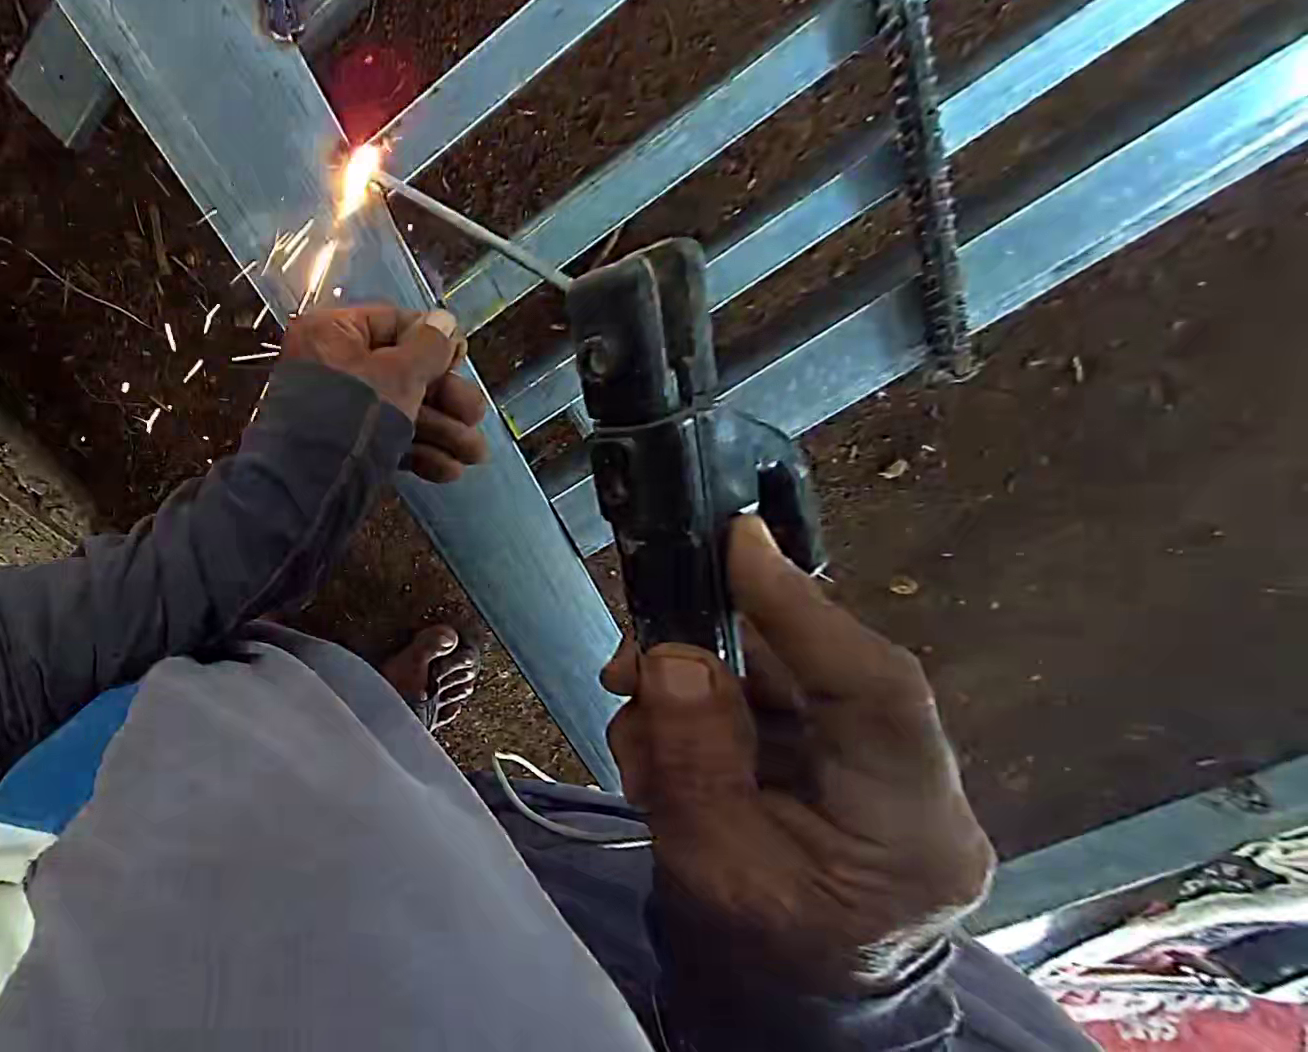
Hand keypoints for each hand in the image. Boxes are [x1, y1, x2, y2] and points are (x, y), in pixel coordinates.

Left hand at [284, 306, 488, 482]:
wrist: (306, 490)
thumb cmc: (350, 418)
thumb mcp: (398, 375)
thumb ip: (428, 347)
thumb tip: (444, 322)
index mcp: (333, 333)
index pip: (394, 324)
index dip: (433, 342)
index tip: (462, 359)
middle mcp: (333, 367)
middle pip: (404, 372)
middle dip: (447, 400)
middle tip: (475, 415)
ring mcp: (339, 410)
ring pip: (401, 411)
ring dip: (443, 432)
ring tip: (475, 454)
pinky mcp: (347, 447)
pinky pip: (388, 440)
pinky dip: (419, 453)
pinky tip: (449, 470)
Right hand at [604, 517, 993, 996]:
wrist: (769, 992)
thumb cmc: (751, 946)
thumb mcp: (707, 861)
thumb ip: (691, 756)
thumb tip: (673, 654)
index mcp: (909, 824)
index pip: (874, 688)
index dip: (802, 606)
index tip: (738, 542)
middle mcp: (900, 776)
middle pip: (801, 670)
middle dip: (702, 657)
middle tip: (624, 669)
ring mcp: (856, 760)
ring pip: (761, 677)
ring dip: (680, 694)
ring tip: (641, 752)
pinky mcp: (814, 751)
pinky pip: (744, 698)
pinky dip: (684, 710)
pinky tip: (657, 756)